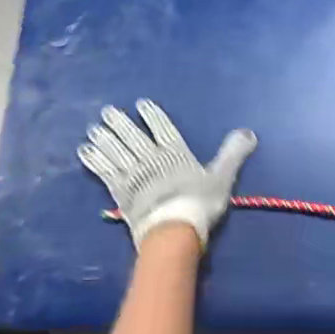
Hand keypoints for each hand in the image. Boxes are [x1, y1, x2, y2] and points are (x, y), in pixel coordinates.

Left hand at [79, 100, 255, 246]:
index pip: (162, 128)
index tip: (141, 104)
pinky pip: (104, 170)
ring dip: (105, 138)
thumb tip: (249, 132)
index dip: (152, 115)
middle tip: (107, 111)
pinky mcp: (120, 190)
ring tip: (94, 128)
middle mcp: (151, 158)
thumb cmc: (200, 204)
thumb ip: (232, 154)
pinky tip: (85, 150)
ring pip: (116, 150)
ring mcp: (133, 174)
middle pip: (133, 136)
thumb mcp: (222, 178)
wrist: (173, 228)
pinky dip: (94, 160)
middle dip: (120, 123)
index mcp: (175, 153)